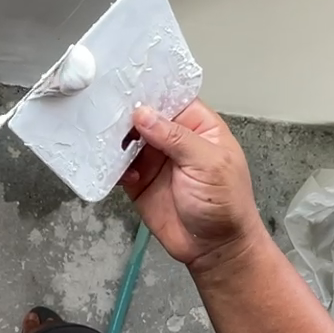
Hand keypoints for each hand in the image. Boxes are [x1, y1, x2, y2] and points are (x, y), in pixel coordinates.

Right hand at [120, 101, 267, 273]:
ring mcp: (154, 159)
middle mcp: (174, 139)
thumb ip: (176, 137)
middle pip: (144, 116)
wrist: (213, 248)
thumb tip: (144, 114)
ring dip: (115, 140)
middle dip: (126, 114)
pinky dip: (111, 165)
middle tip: (108, 111)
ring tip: (107, 140)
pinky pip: (118, 166)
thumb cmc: (226, 205)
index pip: (172, 98)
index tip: (128, 84)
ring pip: (127, 139)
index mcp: (198, 127)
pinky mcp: (138, 181)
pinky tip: (118, 170)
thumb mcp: (209, 164)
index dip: (151, 91)